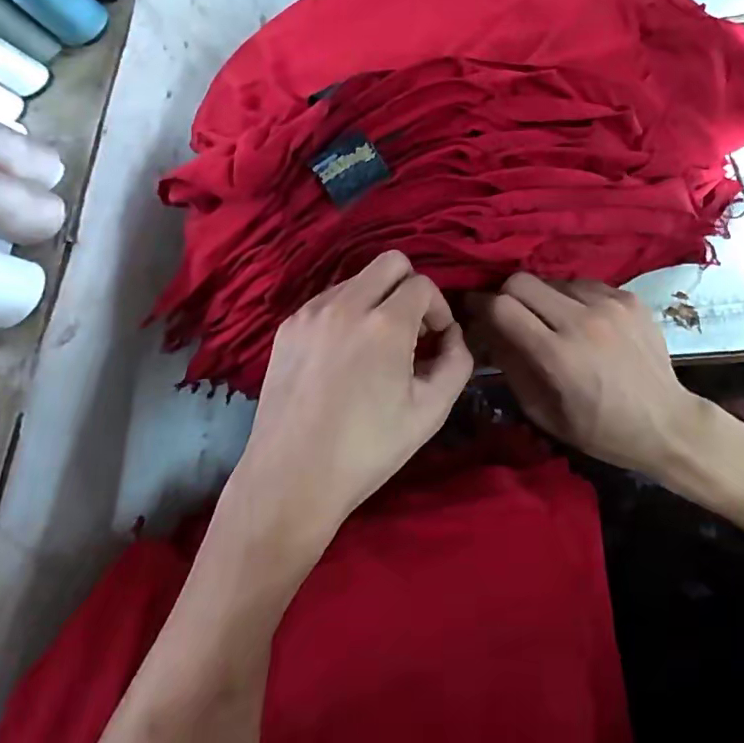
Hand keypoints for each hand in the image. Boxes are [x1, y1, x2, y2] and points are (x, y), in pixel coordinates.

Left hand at [235, 251, 474, 526]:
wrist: (292, 480)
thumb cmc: (368, 450)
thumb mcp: (432, 411)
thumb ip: (457, 361)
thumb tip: (451, 336)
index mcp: (384, 324)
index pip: (423, 284)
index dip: (439, 309)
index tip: (436, 341)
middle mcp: (345, 305)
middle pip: (390, 262)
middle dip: (410, 288)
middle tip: (411, 331)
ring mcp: (310, 314)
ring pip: (357, 279)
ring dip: (377, 300)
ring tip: (376, 347)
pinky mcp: (286, 329)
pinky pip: (329, 301)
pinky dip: (347, 314)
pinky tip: (345, 357)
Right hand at [470, 274, 705, 476]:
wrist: (667, 423)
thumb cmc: (602, 430)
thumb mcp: (546, 413)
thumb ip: (512, 369)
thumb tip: (487, 333)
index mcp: (558, 354)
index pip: (502, 307)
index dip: (480, 306)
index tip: (475, 312)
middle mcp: (583, 320)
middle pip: (521, 281)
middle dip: (506, 295)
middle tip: (511, 316)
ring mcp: (610, 304)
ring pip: (554, 280)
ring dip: (543, 298)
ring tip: (553, 323)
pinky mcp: (629, 298)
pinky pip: (585, 285)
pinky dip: (575, 300)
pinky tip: (585, 323)